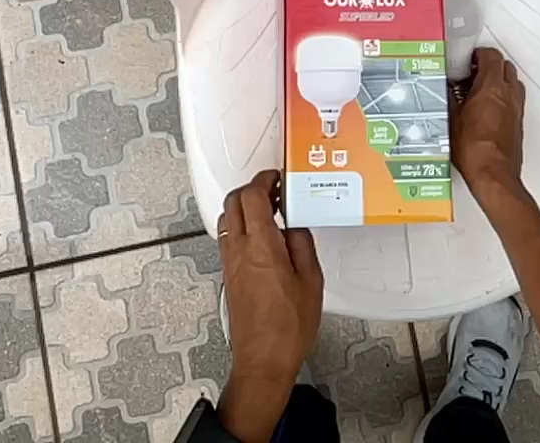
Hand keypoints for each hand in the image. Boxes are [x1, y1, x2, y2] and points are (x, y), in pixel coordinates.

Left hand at [216, 170, 322, 442]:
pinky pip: (229, 236)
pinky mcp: (228, 274)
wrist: (263, 361)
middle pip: (234, 201)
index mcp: (261, 245)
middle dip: (253, 189)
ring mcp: (229, 261)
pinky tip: (263, 236)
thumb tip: (294, 225)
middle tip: (276, 192)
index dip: (264, 180)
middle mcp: (238, 248)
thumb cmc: (289, 326)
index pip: (252, 195)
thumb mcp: (311, 280)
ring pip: (228, 218)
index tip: (278, 178)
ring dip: (246, 207)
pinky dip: (242, 225)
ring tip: (271, 212)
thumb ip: (302, 244)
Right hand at [453, 47, 526, 197]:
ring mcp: (516, 109)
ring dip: (499, 80)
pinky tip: (488, 107)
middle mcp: (508, 95)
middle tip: (473, 71)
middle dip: (490, 65)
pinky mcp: (518, 123)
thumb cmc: (474, 150)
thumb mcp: (450, 118)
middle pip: (505, 66)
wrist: (492, 174)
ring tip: (480, 88)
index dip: (479, 54)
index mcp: (491, 88)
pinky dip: (504, 97)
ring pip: (513, 82)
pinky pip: (514, 100)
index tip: (468, 58)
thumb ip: (448, 97)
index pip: (491, 56)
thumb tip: (444, 87)